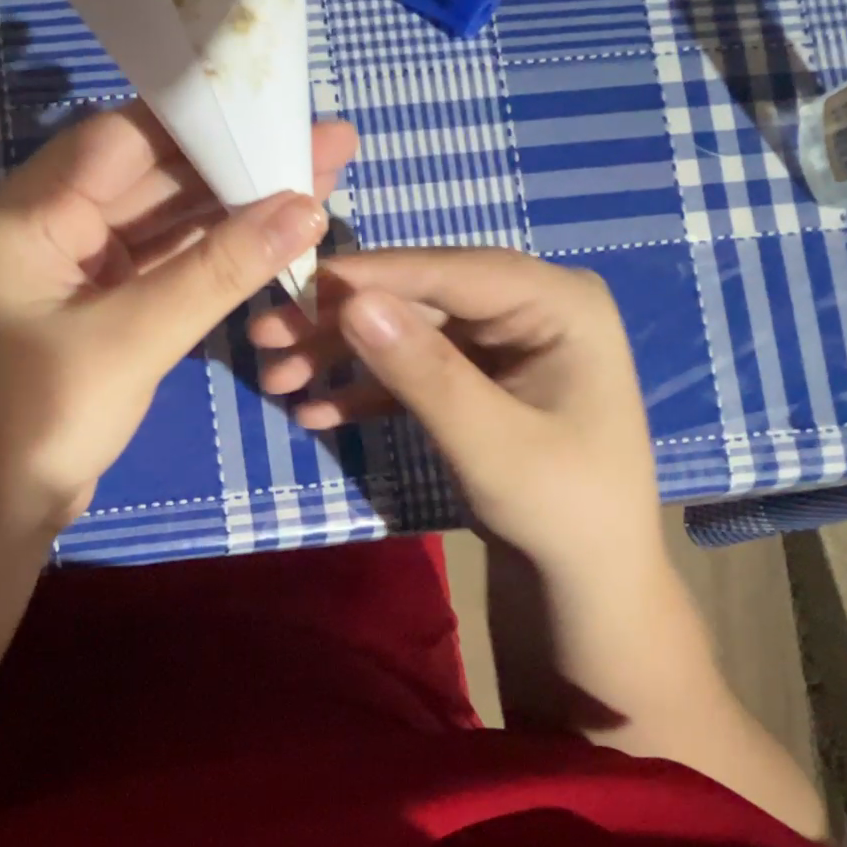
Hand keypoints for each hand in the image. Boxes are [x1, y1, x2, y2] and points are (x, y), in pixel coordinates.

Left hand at [0, 103, 357, 532]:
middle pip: (153, 176)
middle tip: (330, 144)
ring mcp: (80, 271)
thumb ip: (217, 271)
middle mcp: (53, 227)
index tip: (286, 105)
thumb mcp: (131, 339)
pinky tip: (273, 240)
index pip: (125, 136)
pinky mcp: (102, 312)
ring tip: (322, 181)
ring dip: (234, 210)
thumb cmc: (41, 420)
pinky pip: (164, 268)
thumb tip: (306, 206)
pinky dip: (213, 259)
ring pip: (165, 223)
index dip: (208, 119)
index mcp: (32, 212)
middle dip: (237, 164)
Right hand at [249, 249, 660, 574]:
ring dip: (338, 357)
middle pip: (416, 300)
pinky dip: (361, 392)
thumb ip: (422, 370)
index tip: (297, 281)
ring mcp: (495, 346)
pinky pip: (406, 372)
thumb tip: (352, 304)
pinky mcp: (470, 380)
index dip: (372, 276)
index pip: (452, 272)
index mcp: (557, 304)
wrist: (581, 574)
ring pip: (401, 334)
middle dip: (338, 323)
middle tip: (265, 334)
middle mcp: (525, 310)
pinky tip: (314, 413)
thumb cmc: (558, 505)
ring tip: (275, 381)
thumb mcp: (487, 439)